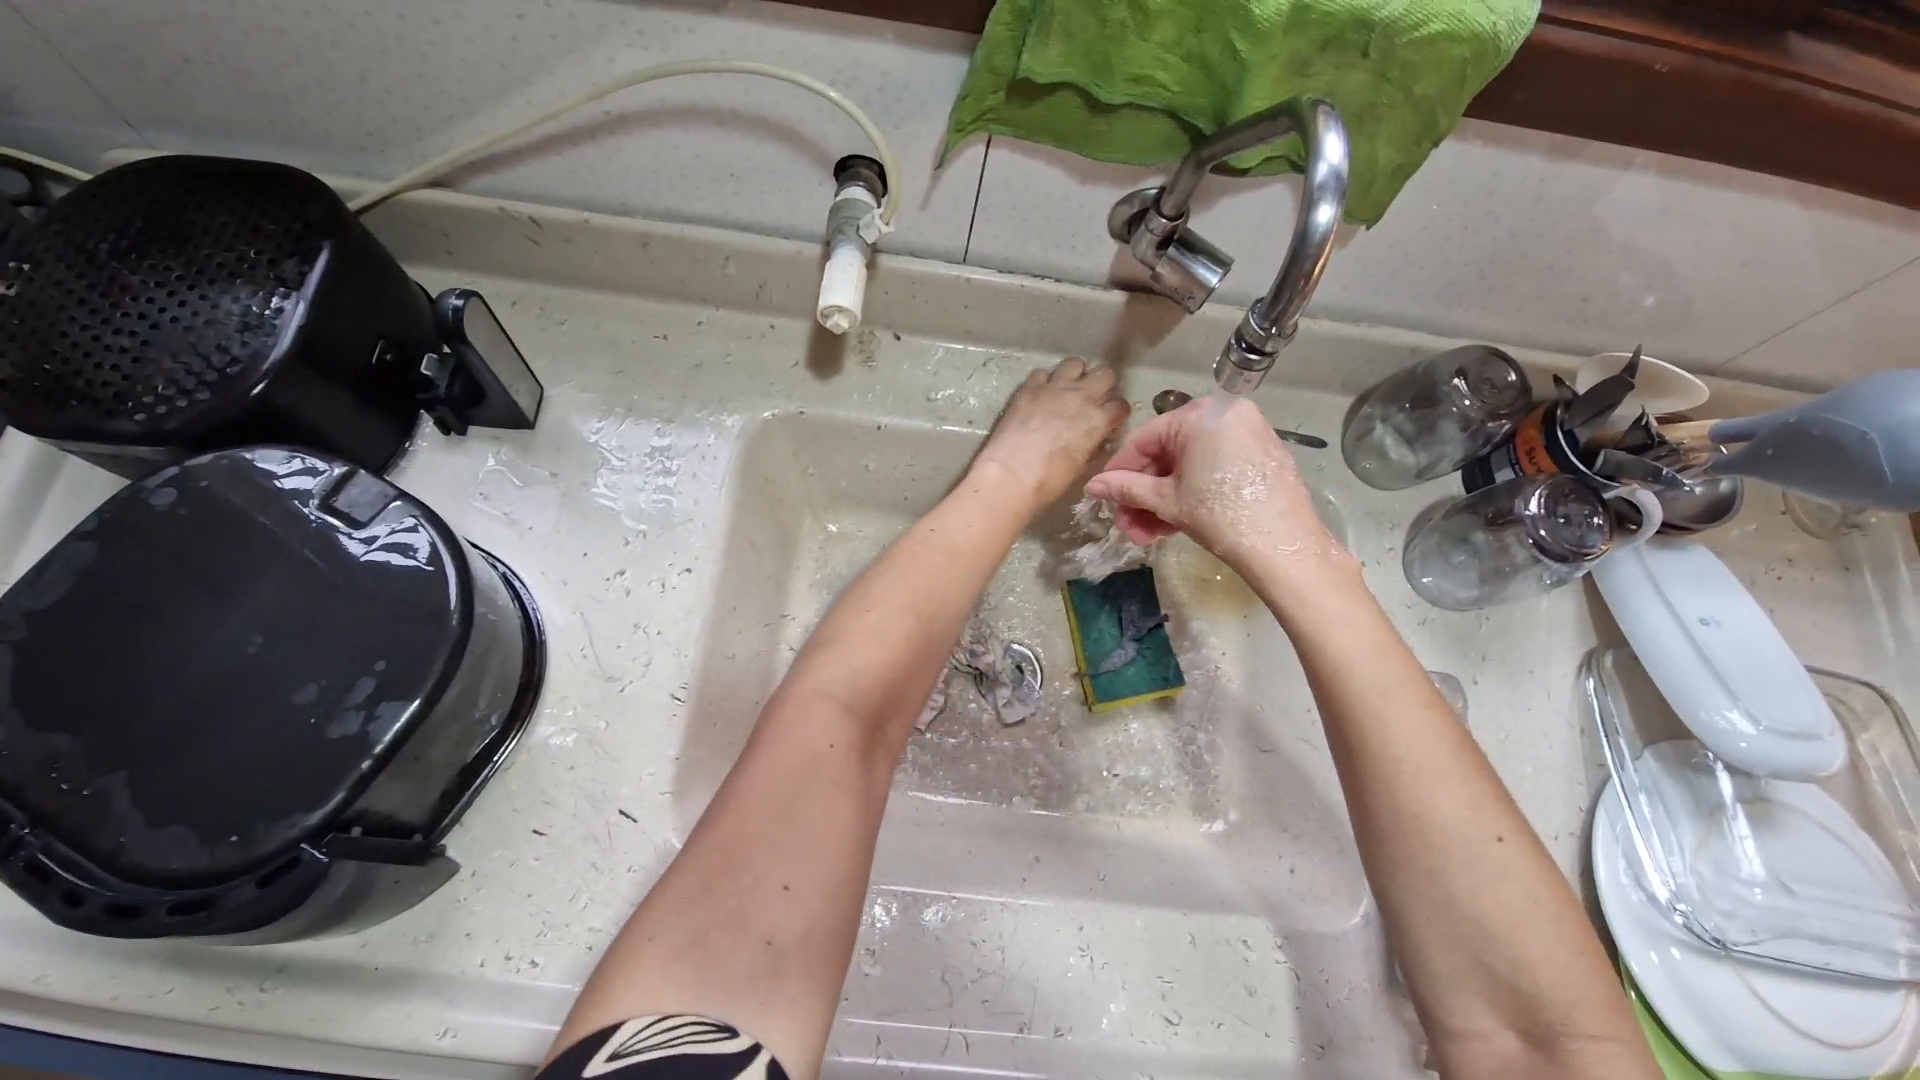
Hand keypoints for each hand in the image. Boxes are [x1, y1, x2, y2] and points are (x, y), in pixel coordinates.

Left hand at [971, 358, 1129, 508]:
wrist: (1011, 475)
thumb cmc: (1050, 480)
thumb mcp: (1082, 468)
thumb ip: (1093, 448)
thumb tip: (1097, 441)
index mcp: (1098, 420)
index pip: (1120, 405)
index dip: (1117, 412)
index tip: (1111, 419)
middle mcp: (1081, 397)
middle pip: (1105, 374)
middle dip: (1103, 383)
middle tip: (1093, 396)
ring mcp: (1054, 388)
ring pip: (1074, 363)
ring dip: (1075, 374)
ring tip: (1067, 387)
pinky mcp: (1028, 388)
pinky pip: (1042, 373)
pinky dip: (1044, 381)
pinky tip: (1040, 394)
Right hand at [1084, 396, 1348, 576]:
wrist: (1283, 547)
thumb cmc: (1220, 515)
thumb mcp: (1166, 501)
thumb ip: (1127, 489)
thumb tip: (1093, 486)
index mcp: (1200, 415)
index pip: (1144, 439)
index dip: (1119, 471)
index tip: (1103, 496)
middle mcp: (1225, 415)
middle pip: (1167, 454)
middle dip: (1142, 495)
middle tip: (1128, 526)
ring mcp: (1246, 434)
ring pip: (1188, 466)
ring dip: (1162, 501)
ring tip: (1148, 535)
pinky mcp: (1260, 457)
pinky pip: (1213, 469)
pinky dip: (1191, 493)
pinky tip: (1173, 524)